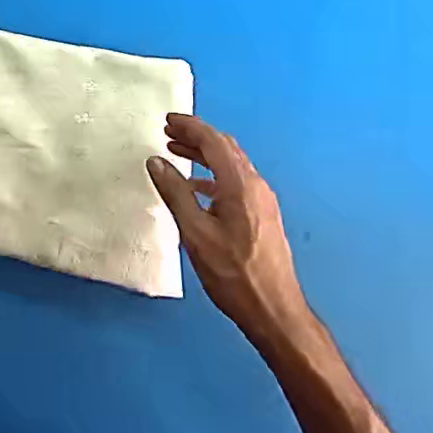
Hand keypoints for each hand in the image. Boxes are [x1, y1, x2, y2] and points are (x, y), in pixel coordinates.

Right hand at [147, 113, 306, 336]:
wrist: (276, 312)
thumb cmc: (233, 274)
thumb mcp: (195, 232)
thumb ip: (175, 192)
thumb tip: (156, 161)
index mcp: (240, 184)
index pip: (214, 141)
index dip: (190, 126)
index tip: (168, 119)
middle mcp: (256, 186)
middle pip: (225, 148)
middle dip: (196, 136)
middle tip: (168, 131)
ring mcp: (262, 201)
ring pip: (231, 163)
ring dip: (204, 154)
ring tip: (176, 151)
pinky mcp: (263, 215)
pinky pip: (236, 181)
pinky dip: (213, 174)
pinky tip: (196, 186)